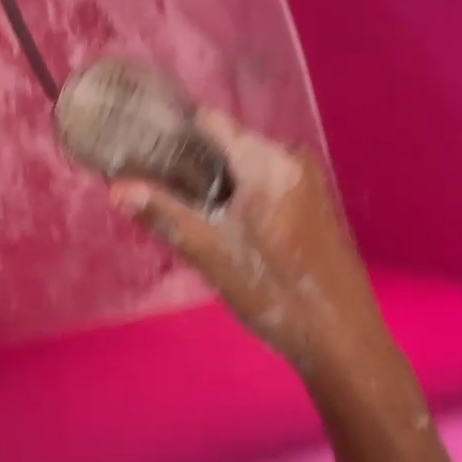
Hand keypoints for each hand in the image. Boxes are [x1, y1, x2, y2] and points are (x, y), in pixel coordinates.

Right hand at [110, 111, 379, 368]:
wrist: (344, 341)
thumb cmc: (274, 294)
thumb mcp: (211, 254)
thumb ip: (163, 213)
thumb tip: (117, 188)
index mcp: (268, 161)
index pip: (210, 121)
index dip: (175, 132)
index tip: (145, 150)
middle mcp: (291, 156)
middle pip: (227, 140)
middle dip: (193, 160)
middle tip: (159, 187)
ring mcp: (308, 177)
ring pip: (246, 160)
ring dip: (217, 177)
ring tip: (186, 206)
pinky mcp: (315, 198)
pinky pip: (266, 176)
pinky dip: (241, 188)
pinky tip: (225, 220)